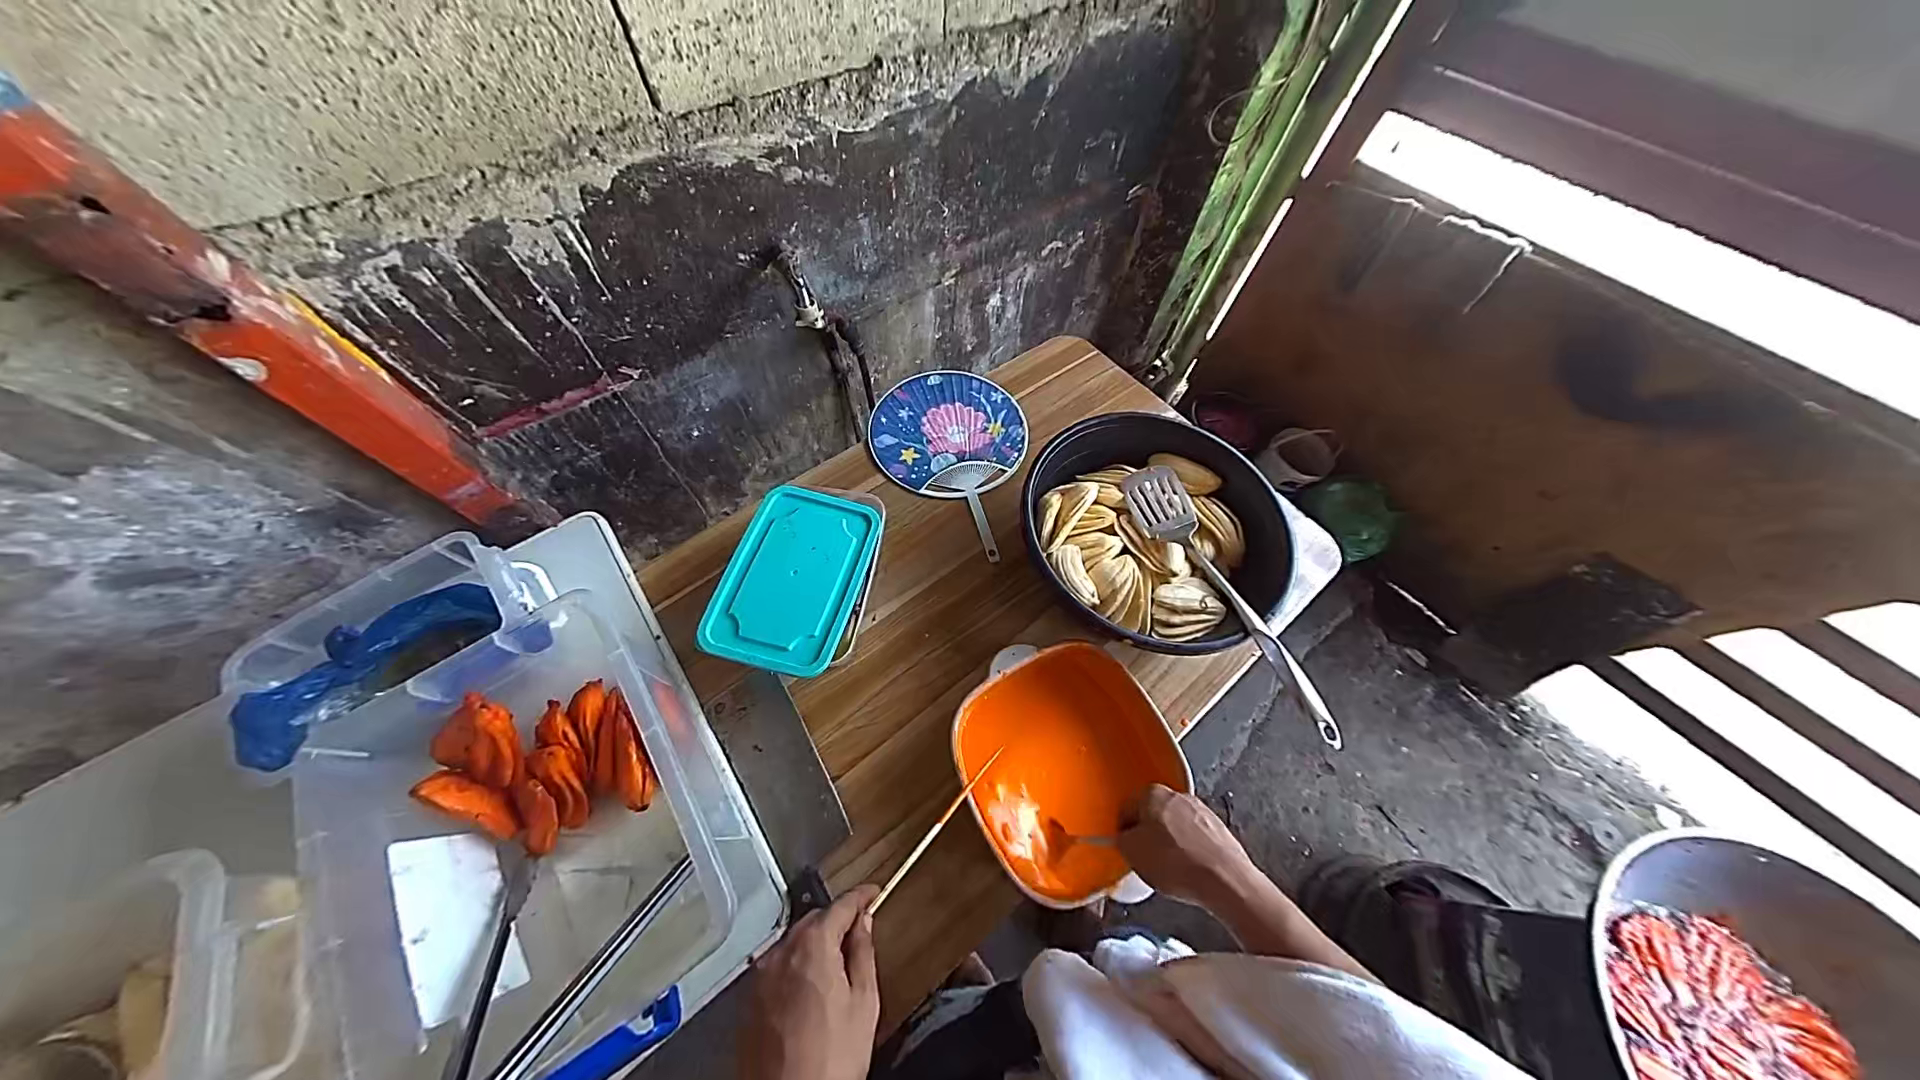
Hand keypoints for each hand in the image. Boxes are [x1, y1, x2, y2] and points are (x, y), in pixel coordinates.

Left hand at [738, 884, 880, 1079]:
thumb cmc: (828, 1063)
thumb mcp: (863, 1002)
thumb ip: (863, 952)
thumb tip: (863, 924)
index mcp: (812, 946)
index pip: (841, 904)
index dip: (861, 895)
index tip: (873, 893)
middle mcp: (781, 953)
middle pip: (814, 919)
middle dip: (837, 921)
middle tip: (859, 933)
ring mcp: (761, 977)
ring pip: (793, 942)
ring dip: (815, 944)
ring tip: (836, 968)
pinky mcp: (749, 1001)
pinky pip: (777, 967)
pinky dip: (796, 966)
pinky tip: (810, 991)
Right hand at [1118, 783, 1259, 907]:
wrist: (1224, 881)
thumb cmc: (1180, 863)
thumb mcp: (1131, 853)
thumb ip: (1121, 840)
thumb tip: (1125, 840)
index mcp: (1152, 793)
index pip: (1127, 808)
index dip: (1123, 831)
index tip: (1124, 845)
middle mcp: (1178, 796)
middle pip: (1153, 815)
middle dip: (1148, 836)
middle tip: (1145, 859)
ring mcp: (1201, 812)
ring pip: (1175, 828)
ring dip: (1170, 846)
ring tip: (1170, 871)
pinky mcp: (1218, 831)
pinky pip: (1196, 841)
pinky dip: (1190, 854)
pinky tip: (1188, 873)